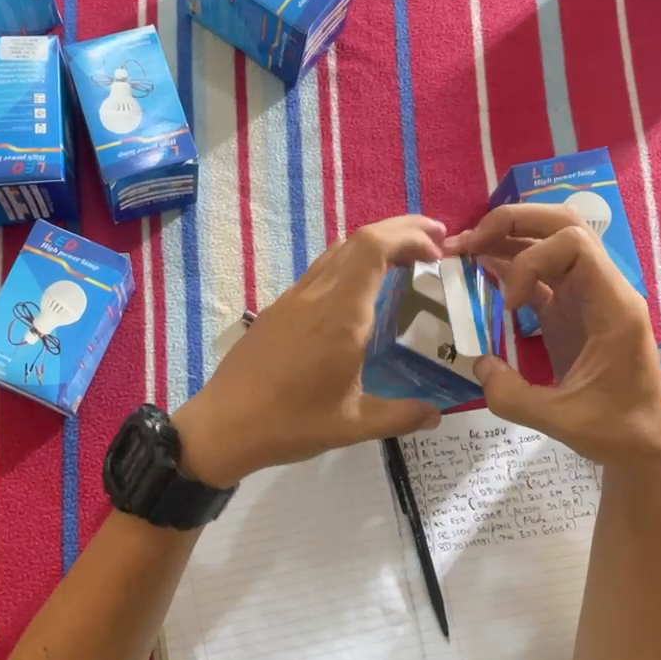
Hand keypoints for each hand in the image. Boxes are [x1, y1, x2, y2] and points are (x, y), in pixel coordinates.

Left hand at [173, 215, 448, 486]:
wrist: (222, 427)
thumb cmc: (289, 425)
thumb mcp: (353, 426)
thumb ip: (400, 416)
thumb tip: (436, 416)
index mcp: (340, 317)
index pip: (374, 248)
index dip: (409, 236)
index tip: (438, 251)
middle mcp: (315, 297)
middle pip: (358, 240)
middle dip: (400, 232)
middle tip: (435, 245)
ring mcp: (291, 301)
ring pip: (335, 254)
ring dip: (372, 248)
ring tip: (403, 263)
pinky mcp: (276, 312)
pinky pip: (318, 274)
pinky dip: (348, 268)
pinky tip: (359, 295)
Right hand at [445, 204, 660, 469]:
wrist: (646, 446)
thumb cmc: (615, 431)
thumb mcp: (559, 420)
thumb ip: (512, 395)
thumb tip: (478, 363)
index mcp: (613, 306)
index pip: (573, 243)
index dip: (530, 261)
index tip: (511, 305)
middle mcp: (602, 290)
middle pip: (562, 224)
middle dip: (511, 222)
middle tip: (465, 242)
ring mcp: (586, 298)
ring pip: (550, 242)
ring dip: (505, 239)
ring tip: (461, 251)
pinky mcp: (570, 312)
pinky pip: (540, 273)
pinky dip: (507, 267)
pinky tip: (476, 272)